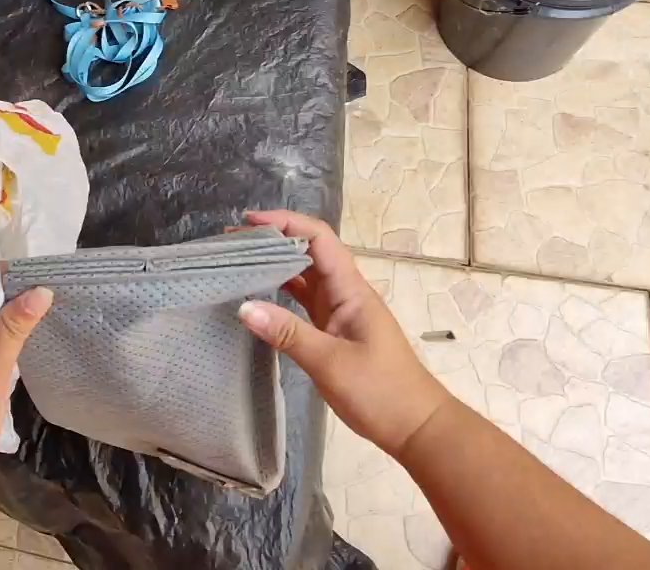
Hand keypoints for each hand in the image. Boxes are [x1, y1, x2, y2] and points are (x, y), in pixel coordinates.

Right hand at [236, 210, 447, 457]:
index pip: (318, 238)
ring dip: (274, 261)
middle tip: (233, 241)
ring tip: (238, 258)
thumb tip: (243, 307)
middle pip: (307, 250)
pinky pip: (303, 297)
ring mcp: (339, 309)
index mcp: (350, 288)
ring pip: (304, 273)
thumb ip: (287, 333)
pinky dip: (280, 288)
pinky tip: (257, 291)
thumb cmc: (380, 391)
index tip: (250, 221)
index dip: (285, 222)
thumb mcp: (331, 363)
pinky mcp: (333, 328)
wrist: (416, 427)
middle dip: (272, 238)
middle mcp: (344, 291)